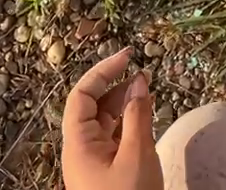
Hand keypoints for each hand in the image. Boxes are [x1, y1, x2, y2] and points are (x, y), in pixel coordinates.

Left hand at [61, 47, 162, 189]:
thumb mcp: (137, 155)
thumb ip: (137, 115)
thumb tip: (138, 80)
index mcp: (78, 143)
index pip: (82, 95)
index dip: (102, 70)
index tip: (128, 55)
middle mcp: (81, 149)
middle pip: (92, 105)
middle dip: (116, 84)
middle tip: (142, 72)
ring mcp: (93, 161)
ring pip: (105, 120)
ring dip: (124, 101)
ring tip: (147, 88)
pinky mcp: (107, 171)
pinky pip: (114, 135)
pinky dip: (129, 119)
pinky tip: (145, 112)